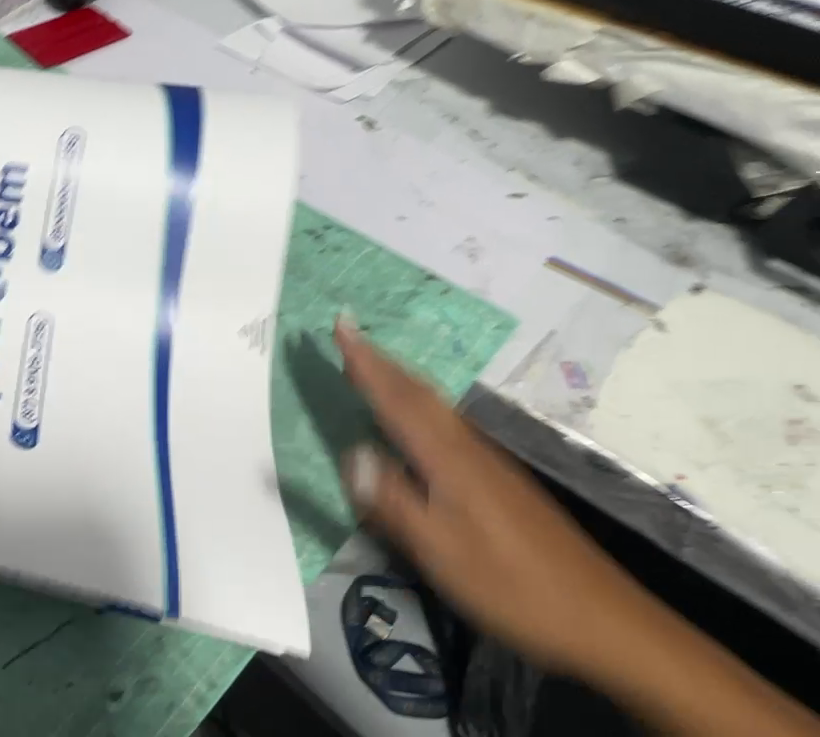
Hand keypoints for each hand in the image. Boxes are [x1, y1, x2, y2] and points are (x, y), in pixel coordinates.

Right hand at [335, 316, 656, 682]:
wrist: (610, 624)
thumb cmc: (513, 586)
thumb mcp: (440, 551)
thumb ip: (392, 501)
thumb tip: (352, 454)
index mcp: (447, 461)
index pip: (397, 400)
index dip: (365, 363)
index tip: (340, 325)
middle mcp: (468, 451)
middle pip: (420, 395)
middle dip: (381, 361)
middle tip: (350, 331)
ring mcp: (491, 466)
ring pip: (436, 407)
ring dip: (401, 379)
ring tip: (373, 362)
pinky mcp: (503, 484)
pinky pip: (448, 426)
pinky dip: (421, 406)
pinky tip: (420, 418)